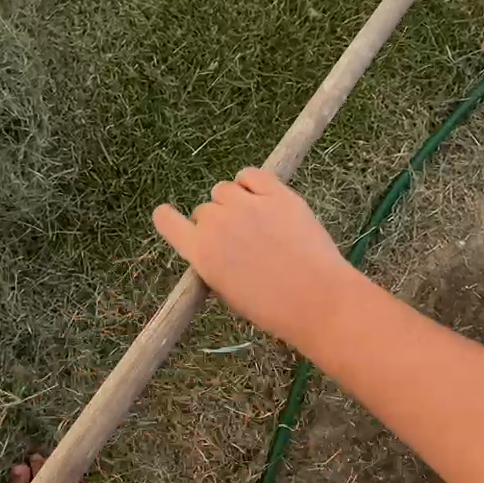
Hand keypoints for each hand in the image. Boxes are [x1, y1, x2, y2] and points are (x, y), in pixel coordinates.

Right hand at [152, 167, 360, 347]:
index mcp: (200, 252)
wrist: (318, 299)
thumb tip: (214, 246)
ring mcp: (246, 204)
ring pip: (224, 189)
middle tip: (240, 240)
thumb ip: (212, 262)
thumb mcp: (227, 292)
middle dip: (216, 222)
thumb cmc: (272, 308)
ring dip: (233, 201)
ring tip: (255, 220)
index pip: (165, 220)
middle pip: (204, 209)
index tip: (173, 219)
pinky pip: (251, 174)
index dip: (168, 218)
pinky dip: (251, 182)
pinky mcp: (276, 193)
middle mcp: (216, 222)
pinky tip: (260, 196)